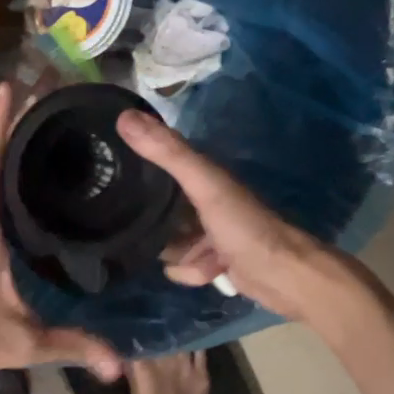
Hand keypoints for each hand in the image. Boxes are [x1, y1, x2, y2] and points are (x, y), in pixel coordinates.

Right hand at [115, 109, 344, 321]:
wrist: (285, 276)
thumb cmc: (245, 226)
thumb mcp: (204, 185)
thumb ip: (168, 153)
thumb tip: (124, 117)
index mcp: (204, 177)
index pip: (160, 163)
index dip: (136, 164)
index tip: (108, 169)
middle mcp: (204, 203)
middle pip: (158, 207)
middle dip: (148, 219)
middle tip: (133, 224)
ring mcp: (207, 234)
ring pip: (166, 240)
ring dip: (170, 251)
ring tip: (183, 253)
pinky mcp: (211, 262)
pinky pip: (181, 267)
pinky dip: (187, 272)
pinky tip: (201, 272)